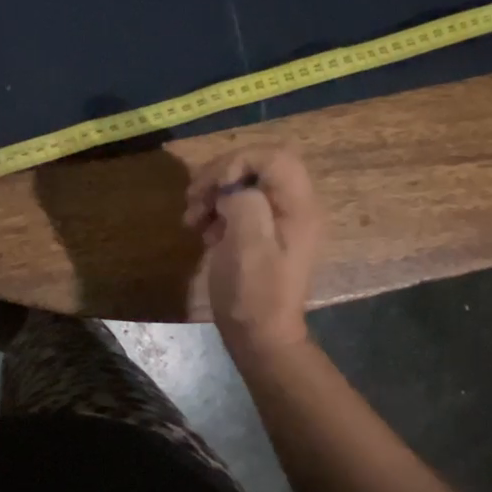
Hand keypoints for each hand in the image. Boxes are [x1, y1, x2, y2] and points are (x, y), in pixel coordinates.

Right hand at [183, 146, 323, 346]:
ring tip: (192, 218)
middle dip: (219, 176)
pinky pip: (239, 204)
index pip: (274, 157)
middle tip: (192, 200)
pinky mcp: (263, 233)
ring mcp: (279, 221)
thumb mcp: (247, 244)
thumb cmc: (253, 292)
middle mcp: (294, 208)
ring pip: (244, 183)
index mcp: (298, 207)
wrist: (258, 335)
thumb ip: (244, 203)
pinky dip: (216, 210)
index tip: (211, 189)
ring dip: (212, 193)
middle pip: (257, 166)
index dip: (236, 162)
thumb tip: (232, 189)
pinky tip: (203, 231)